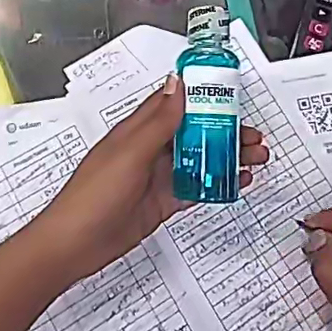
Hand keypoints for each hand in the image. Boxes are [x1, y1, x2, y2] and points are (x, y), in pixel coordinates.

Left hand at [24, 75, 267, 284]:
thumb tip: (177, 85)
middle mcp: (148, 150)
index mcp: (137, 131)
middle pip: (193, 133)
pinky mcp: (161, 202)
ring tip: (255, 159)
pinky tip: (235, 183)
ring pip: (198, 160)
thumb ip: (157, 122)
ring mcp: (155, 177)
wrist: (76, 244)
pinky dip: (216, 184)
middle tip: (254, 136)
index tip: (231, 92)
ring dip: (226, 157)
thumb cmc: (92, 196)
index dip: (202, 96)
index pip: (173, 103)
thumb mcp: (130, 154)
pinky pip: (194, 189)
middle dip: (225, 131)